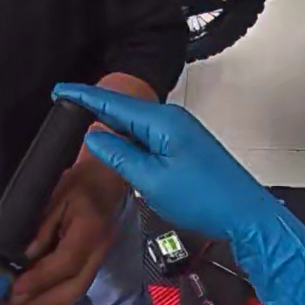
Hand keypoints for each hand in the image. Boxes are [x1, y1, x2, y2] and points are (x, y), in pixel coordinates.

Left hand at [8, 157, 125, 304]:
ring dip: (43, 301)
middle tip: (10, 301)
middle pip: (73, 290)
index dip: (39, 279)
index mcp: (91, 229)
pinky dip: (50, 293)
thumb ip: (42, 226)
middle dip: (39, 301)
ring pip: (74, 292)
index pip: (66, 263)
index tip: (13, 287)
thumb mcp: (56, 195)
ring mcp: (99, 258)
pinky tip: (31, 292)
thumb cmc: (81, 181)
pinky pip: (73, 285)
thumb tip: (25, 256)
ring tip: (16, 301)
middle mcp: (99, 250)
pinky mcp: (93, 262)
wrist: (107, 177)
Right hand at [53, 83, 304, 304]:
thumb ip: (119, 156)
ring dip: (111, 130)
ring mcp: (178, 133)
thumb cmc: (205, 199)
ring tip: (86, 135)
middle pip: (122, 111)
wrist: (245, 214)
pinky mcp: (182, 146)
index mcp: (162, 123)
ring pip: (134, 126)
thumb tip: (94, 137)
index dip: (83, 96)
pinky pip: (146, 138)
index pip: (113, 104)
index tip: (59, 90)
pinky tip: (118, 153)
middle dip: (93, 111)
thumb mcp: (151, 181)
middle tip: (65, 111)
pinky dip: (128, 143)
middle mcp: (171, 120)